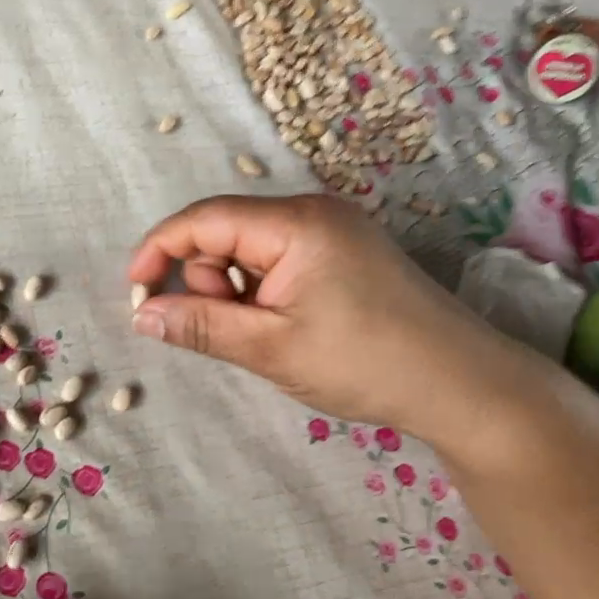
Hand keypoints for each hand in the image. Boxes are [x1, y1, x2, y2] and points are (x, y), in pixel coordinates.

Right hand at [127, 194, 537, 440]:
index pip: (203, 219)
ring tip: (265, 335)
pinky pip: (276, 262)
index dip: (159, 250)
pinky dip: (261, 293)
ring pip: (247, 250)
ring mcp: (332, 231)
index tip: (134, 291)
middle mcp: (313, 213)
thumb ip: (198, 325)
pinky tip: (284, 326)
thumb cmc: (365, 363)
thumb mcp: (269, 348)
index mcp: (296, 224)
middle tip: (231, 329)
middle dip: (207, 279)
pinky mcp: (343, 253)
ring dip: (235, 291)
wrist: (464, 386)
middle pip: (223, 233)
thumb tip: (140, 315)